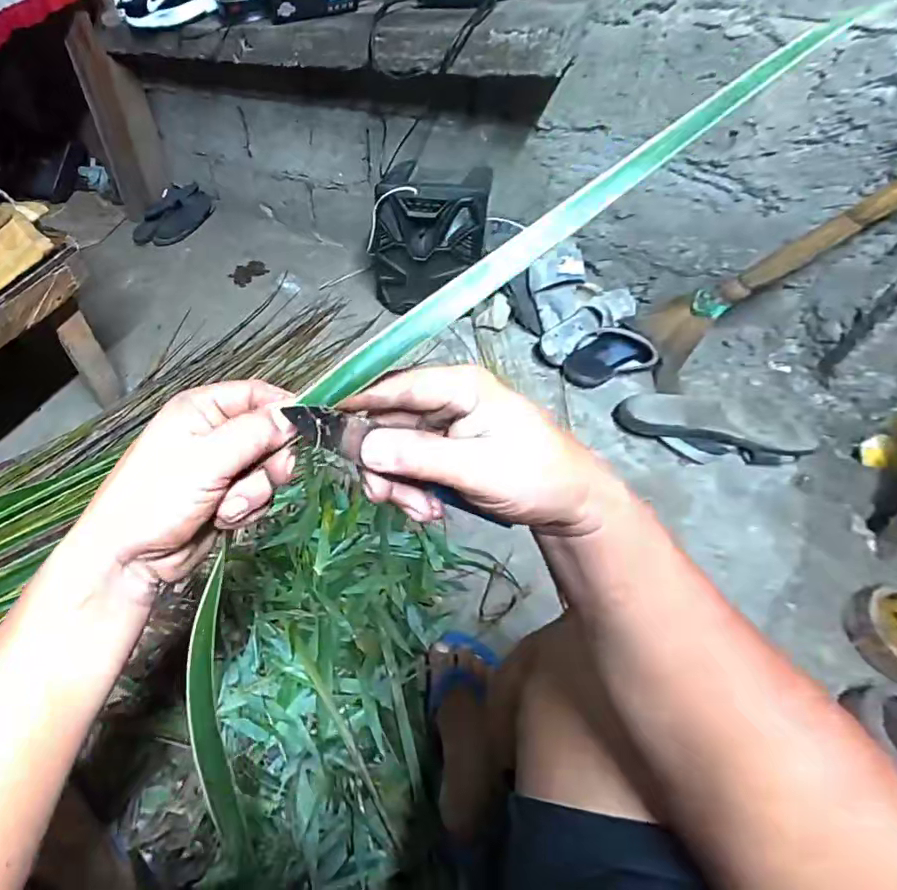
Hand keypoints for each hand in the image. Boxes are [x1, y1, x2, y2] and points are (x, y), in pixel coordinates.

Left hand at [69, 380, 297, 601]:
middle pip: (269, 433)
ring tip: (226, 505)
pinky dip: (246, 508)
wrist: (128, 558)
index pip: (256, 394)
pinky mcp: (224, 496)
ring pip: (265, 469)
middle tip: (270, 475)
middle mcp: (212, 432)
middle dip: (270, 460)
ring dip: (254, 491)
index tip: (309, 428)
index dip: (284, 410)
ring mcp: (219, 466)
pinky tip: (223, 518)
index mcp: (201, 408)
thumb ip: (254, 433)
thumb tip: (294, 414)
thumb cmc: (155, 499)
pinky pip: (257, 495)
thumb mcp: (207, 459)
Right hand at [341, 365, 630, 535]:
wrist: (573, 507)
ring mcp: (442, 426)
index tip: (323, 423)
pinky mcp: (442, 450)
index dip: (356, 403)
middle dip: (382, 462)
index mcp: (458, 386)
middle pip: (387, 422)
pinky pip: (407, 465)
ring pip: (393, 448)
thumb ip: (417, 456)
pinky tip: (427, 510)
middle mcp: (445, 399)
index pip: (394, 386)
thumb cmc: (536, 475)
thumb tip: (361, 448)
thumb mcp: (476, 468)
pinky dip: (409, 489)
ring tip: (421, 510)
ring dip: (397, 482)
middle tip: (384, 495)